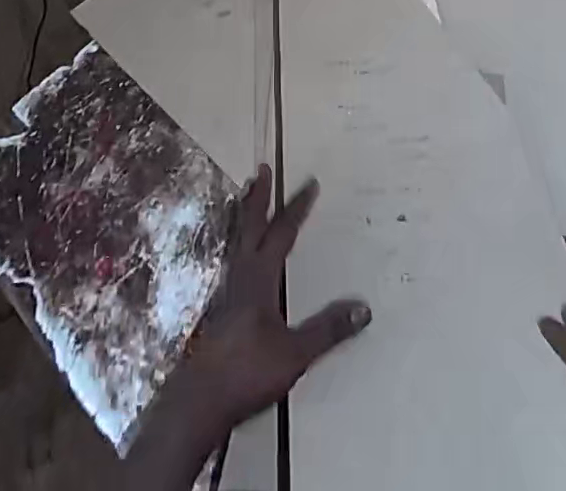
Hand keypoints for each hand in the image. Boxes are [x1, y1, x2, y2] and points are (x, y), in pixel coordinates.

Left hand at [124, 166, 371, 489]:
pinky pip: (230, 256)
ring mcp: (226, 287)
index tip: (310, 184)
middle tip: (261, 169)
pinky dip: (237, 238)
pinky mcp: (219, 303)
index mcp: (259, 277)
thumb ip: (327, 330)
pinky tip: (240, 249)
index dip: (297, 208)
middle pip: (249, 225)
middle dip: (259, 196)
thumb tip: (363, 307)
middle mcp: (239, 273)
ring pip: (235, 237)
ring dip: (244, 213)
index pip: (282, 233)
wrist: (201, 395)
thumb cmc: (248, 370)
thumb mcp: (295, 354)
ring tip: (246, 195)